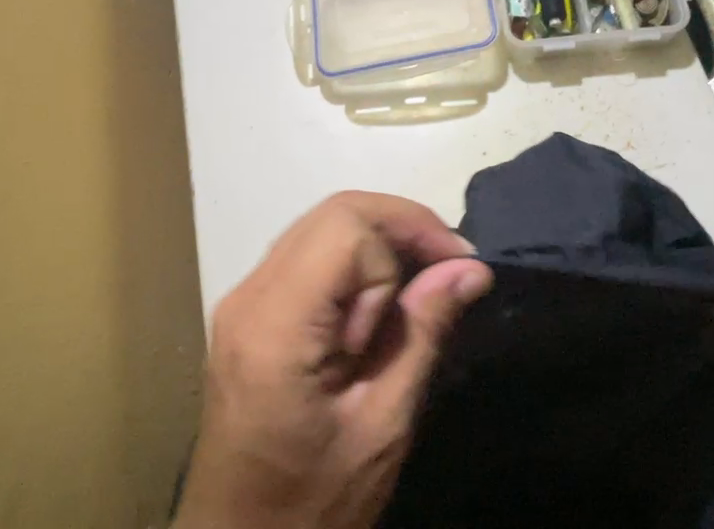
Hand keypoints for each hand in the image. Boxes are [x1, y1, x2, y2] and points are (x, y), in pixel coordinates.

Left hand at [172, 191, 492, 528]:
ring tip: (421, 289)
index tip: (456, 270)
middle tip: (450, 267)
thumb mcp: (382, 423)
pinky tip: (381, 305)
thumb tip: (470, 268)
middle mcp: (249, 294)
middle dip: (400, 227)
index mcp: (276, 324)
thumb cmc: (312, 502)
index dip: (410, 235)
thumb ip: (422, 333)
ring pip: (321, 226)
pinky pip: (309, 255)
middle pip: (333, 213)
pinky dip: (355, 263)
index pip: (348, 228)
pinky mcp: (249, 313)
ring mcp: (243, 301)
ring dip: (380, 243)